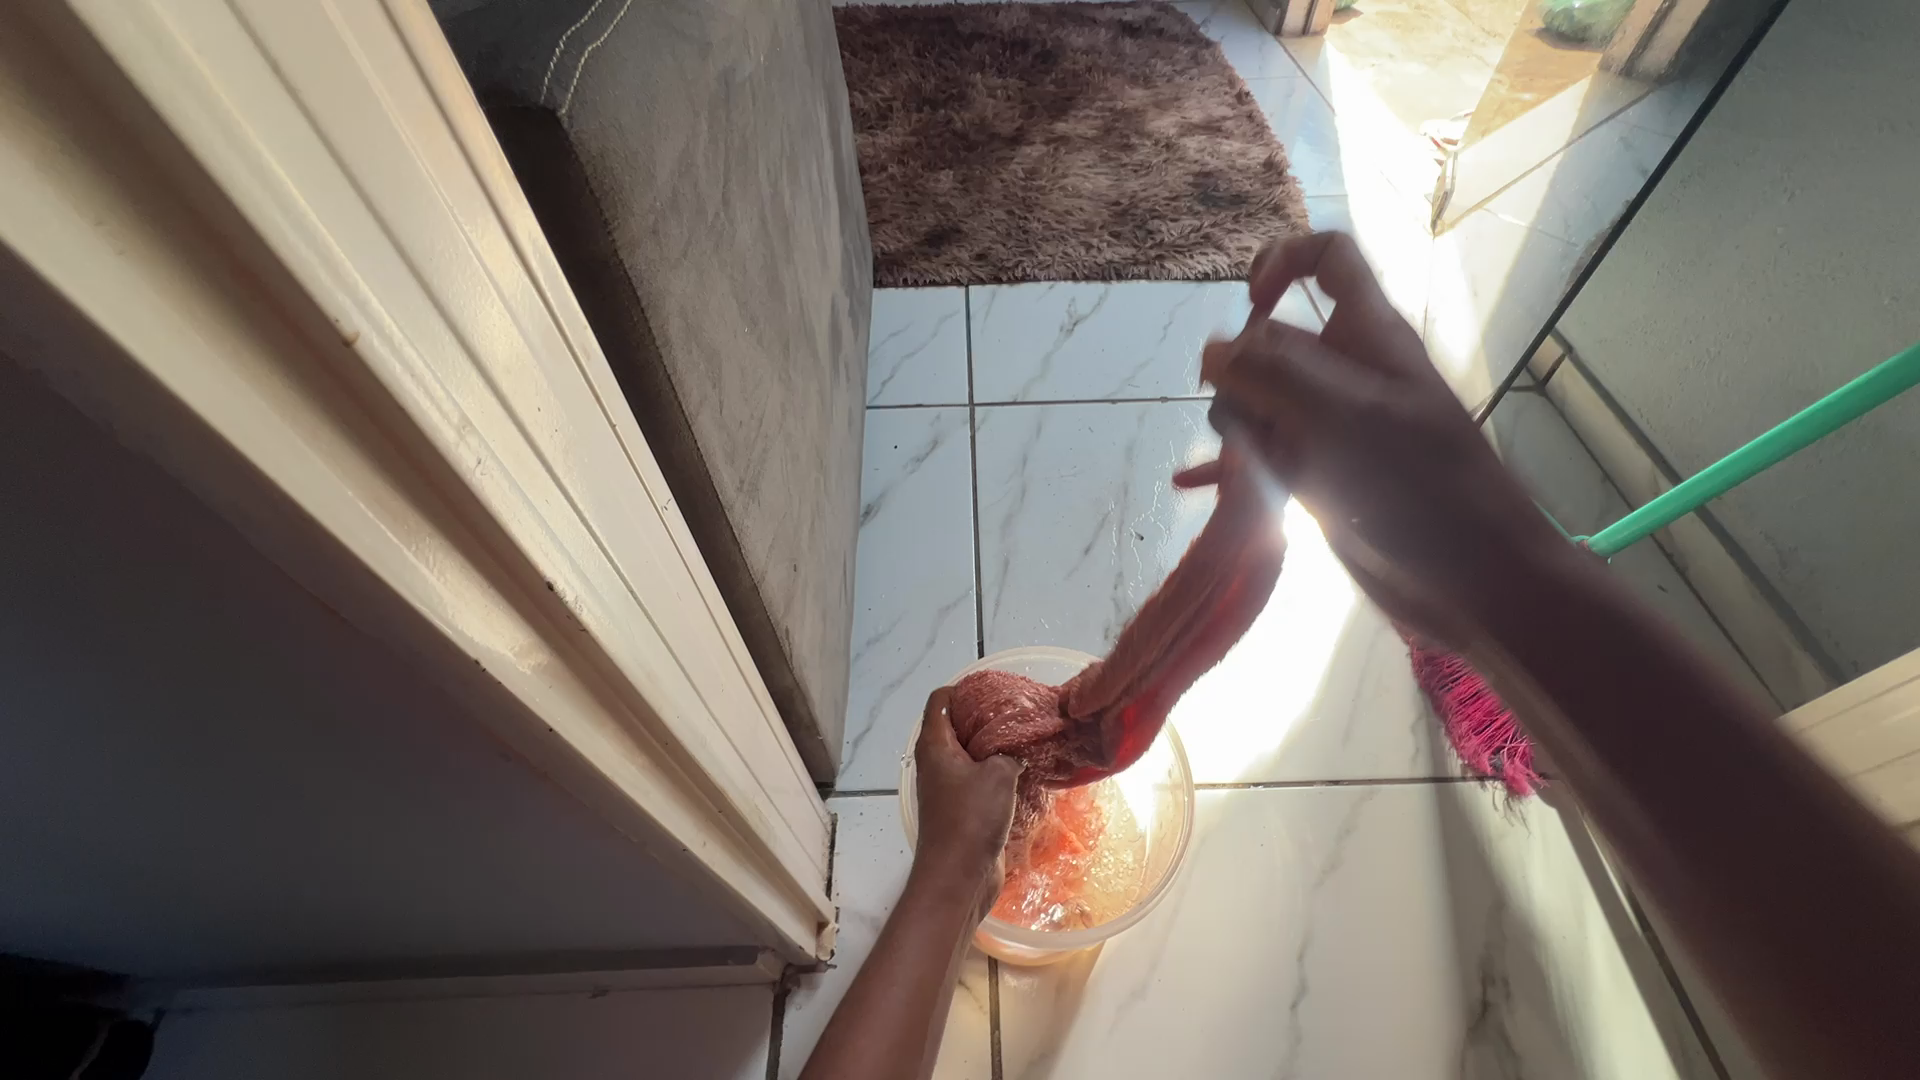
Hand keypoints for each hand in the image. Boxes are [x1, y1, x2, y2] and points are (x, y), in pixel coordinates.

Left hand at [913, 687, 1022, 919]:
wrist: (958, 876)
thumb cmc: (971, 817)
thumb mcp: (999, 774)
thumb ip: (1010, 752)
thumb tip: (1018, 748)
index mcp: (935, 745)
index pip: (940, 700)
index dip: (963, 689)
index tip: (993, 688)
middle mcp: (936, 762)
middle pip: (956, 726)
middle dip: (984, 717)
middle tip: (1016, 712)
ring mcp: (947, 787)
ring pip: (969, 754)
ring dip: (993, 747)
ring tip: (1024, 739)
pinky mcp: (960, 809)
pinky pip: (978, 779)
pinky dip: (996, 773)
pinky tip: (1023, 773)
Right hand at [1191, 231, 1572, 646]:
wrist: (1465, 576)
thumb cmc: (1420, 486)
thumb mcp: (1344, 416)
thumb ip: (1273, 373)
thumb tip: (1211, 349)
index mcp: (1366, 335)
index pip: (1326, 259)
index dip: (1282, 263)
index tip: (1249, 305)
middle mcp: (1340, 372)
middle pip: (1265, 342)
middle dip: (1242, 374)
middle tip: (1257, 420)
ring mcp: (1322, 425)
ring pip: (1251, 401)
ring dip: (1236, 428)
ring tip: (1258, 469)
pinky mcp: (1309, 471)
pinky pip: (1253, 453)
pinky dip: (1223, 464)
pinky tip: (1188, 483)